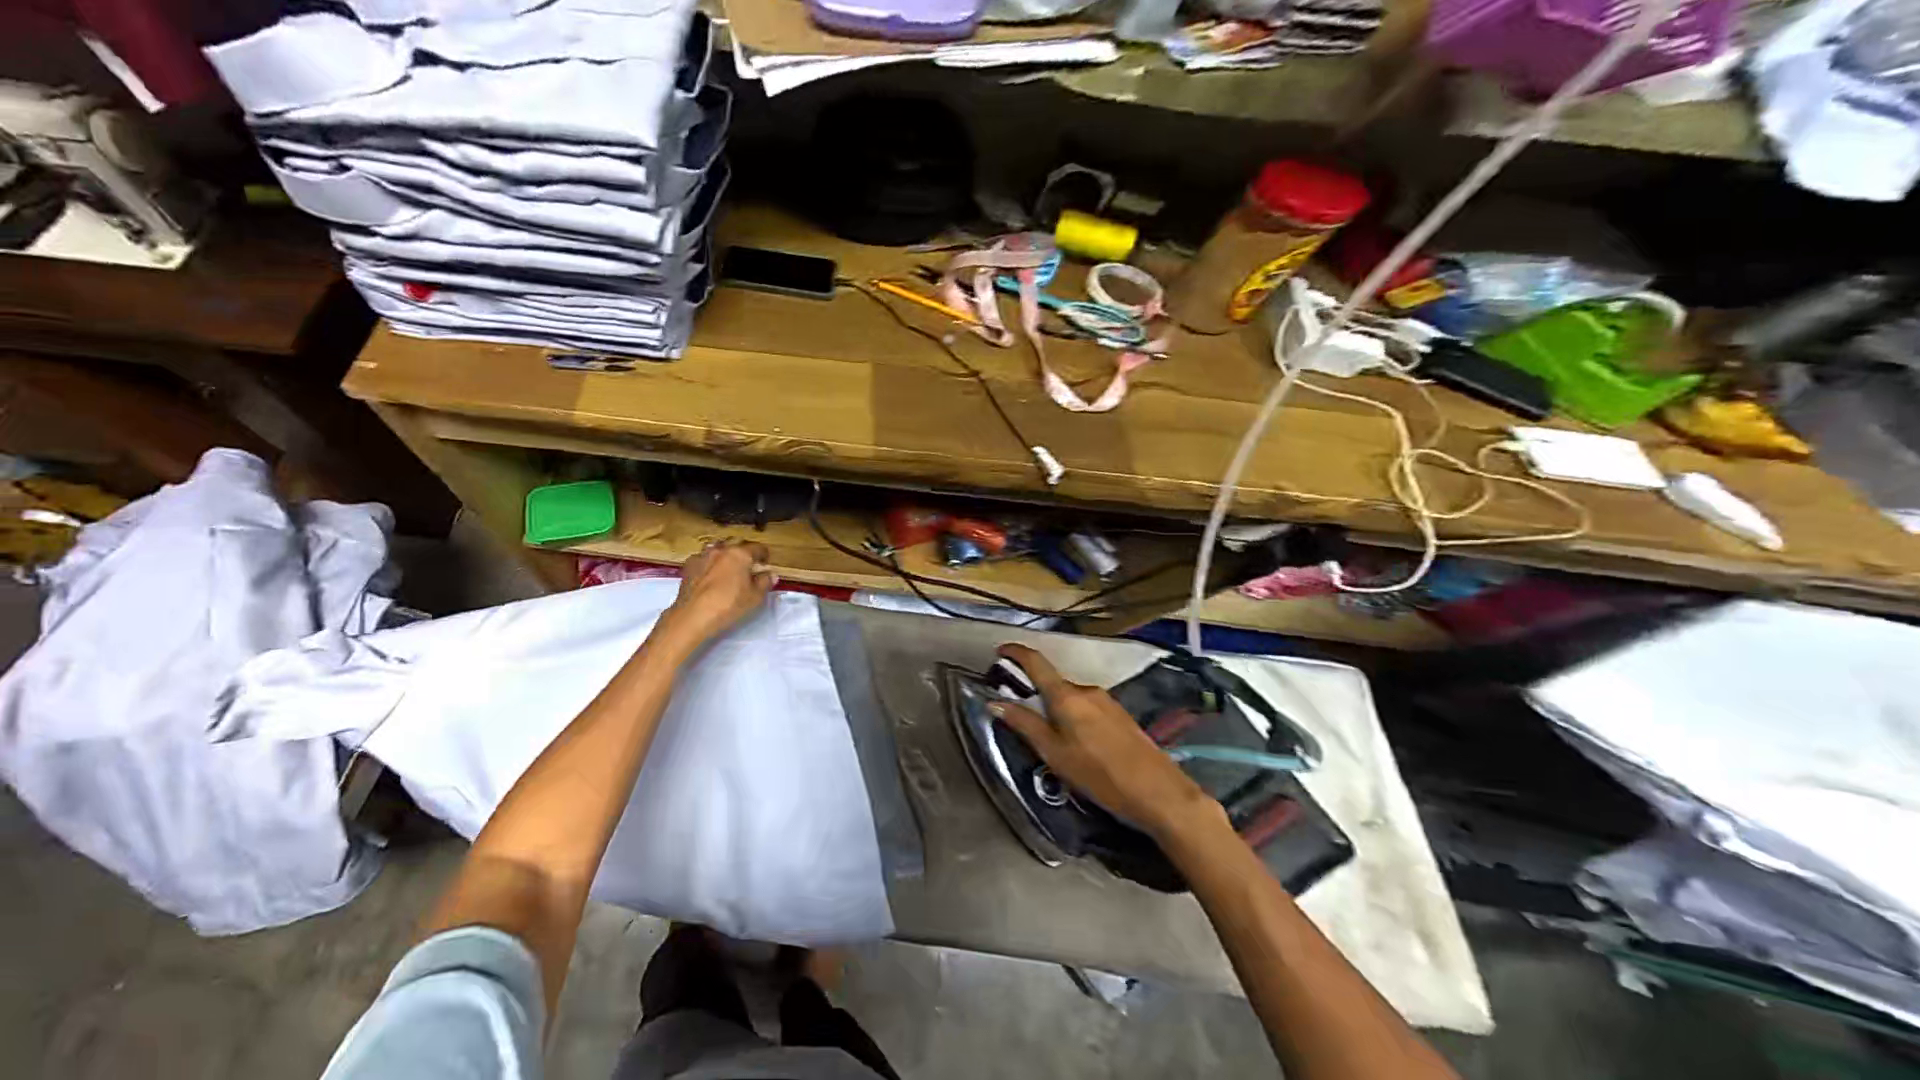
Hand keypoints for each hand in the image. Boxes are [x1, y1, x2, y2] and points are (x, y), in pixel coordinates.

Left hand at [659, 540, 775, 647]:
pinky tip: (709, 575)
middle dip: (744, 552)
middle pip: (737, 543)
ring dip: (725, 554)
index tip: (765, 564)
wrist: (693, 616)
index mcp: (740, 554)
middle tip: (748, 565)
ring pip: (718, 548)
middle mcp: (721, 549)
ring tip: (728, 567)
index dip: (764, 556)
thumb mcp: (755, 597)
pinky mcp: (688, 566)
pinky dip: (709, 563)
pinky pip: (703, 558)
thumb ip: (765, 582)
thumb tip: (770, 574)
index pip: (758, 548)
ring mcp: (702, 556)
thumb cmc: (729, 605)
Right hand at [989, 643, 1221, 840]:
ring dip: (1056, 710)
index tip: (999, 651)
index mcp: (1067, 696)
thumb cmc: (1099, 774)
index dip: (1015, 653)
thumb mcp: (1054, 754)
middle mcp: (1087, 690)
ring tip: (1051, 742)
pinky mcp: (1120, 715)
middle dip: (1034, 695)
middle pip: (1053, 684)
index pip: (1036, 662)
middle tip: (1021, 719)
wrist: (1157, 791)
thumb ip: (1025, 725)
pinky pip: (1087, 708)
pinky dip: (1073, 717)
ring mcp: (1107, 701)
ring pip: (1070, 698)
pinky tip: (1077, 745)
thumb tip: (995, 702)